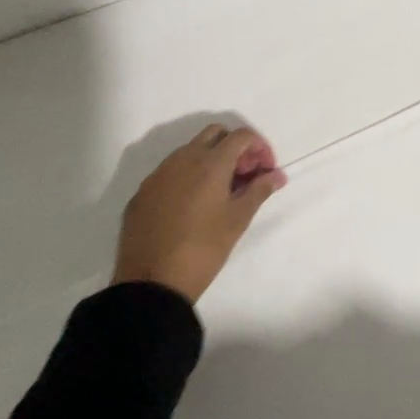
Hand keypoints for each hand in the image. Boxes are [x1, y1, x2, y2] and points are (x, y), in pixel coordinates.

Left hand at [112, 123, 286, 302]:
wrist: (150, 284)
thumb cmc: (203, 249)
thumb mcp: (238, 220)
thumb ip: (260, 190)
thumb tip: (277, 175)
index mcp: (210, 163)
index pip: (241, 136)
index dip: (260, 147)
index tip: (266, 171)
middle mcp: (182, 160)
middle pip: (214, 134)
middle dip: (234, 147)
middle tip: (244, 175)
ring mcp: (158, 175)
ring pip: (189, 150)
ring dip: (210, 159)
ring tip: (220, 191)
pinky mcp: (141, 194)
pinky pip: (169, 171)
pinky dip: (187, 176)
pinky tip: (191, 205)